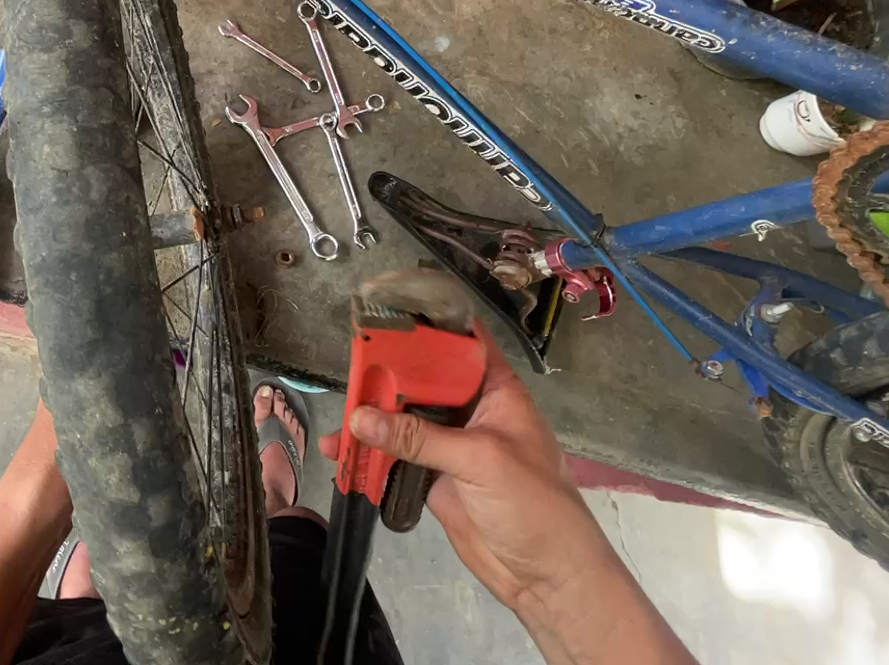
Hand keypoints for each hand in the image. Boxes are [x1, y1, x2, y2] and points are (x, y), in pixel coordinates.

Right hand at [319, 322, 618, 612]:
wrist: (548, 581)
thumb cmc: (534, 505)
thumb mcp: (480, 459)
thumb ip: (418, 436)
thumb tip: (358, 418)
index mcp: (495, 390)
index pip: (461, 342)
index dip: (429, 322)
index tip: (388, 308)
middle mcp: (469, 409)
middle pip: (420, 378)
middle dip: (385, 372)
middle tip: (350, 363)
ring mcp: (449, 442)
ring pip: (402, 417)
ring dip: (371, 417)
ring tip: (340, 417)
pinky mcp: (431, 474)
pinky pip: (394, 455)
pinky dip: (369, 453)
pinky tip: (341, 453)